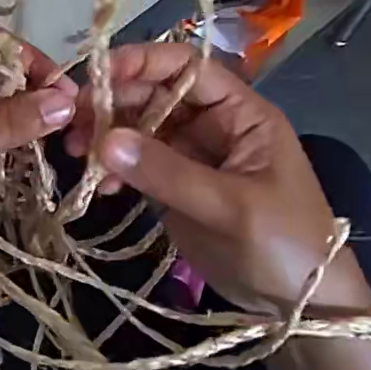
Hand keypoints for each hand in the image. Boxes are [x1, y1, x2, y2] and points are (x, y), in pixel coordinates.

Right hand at [65, 41, 370, 314]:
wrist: (299, 305)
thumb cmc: (283, 244)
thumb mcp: (231, 206)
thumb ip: (168, 173)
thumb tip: (105, 141)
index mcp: (240, 113)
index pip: (187, 68)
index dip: (142, 63)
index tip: (96, 77)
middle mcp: (212, 125)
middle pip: (154, 95)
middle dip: (113, 102)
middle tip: (72, 123)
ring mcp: (191, 156)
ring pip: (139, 128)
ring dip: (106, 135)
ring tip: (75, 152)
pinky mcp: (174, 186)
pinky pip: (136, 165)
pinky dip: (115, 169)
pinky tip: (100, 185)